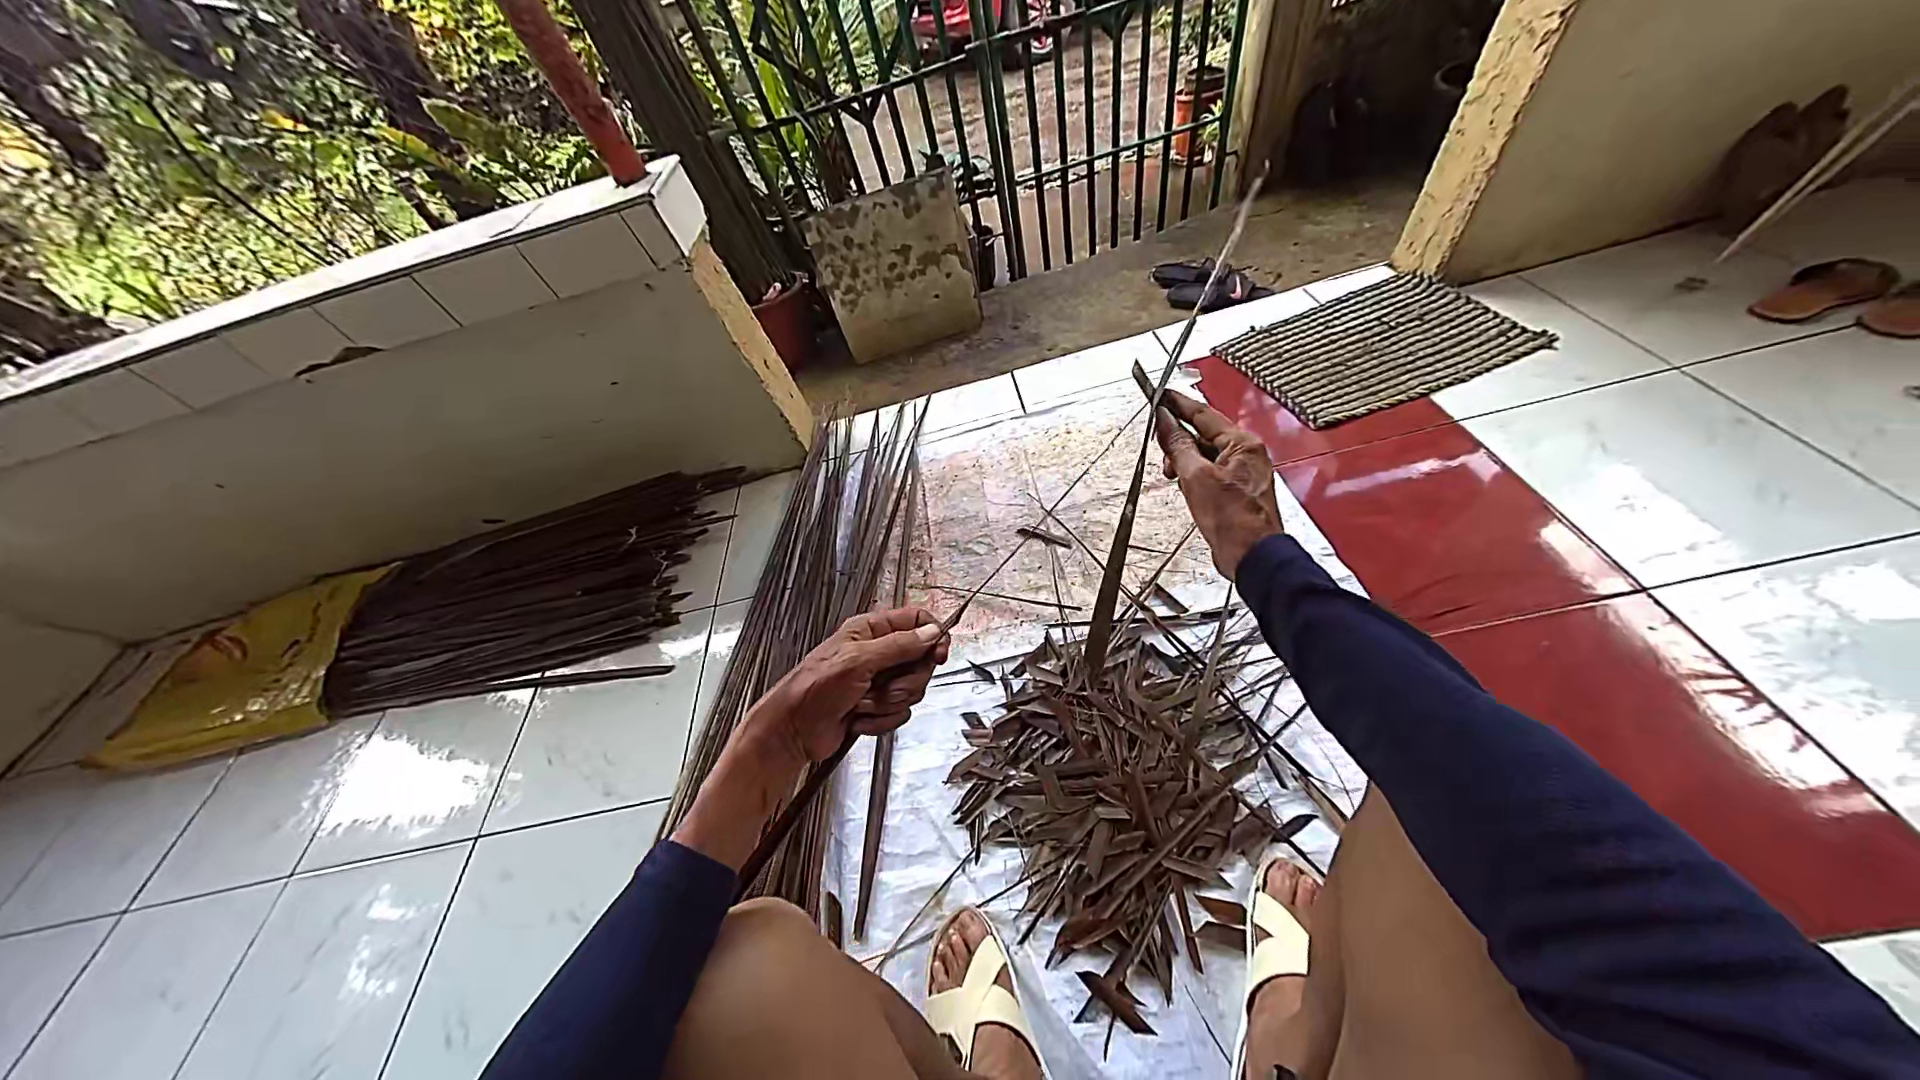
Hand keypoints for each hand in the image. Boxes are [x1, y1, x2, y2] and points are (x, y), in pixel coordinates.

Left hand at [742, 607, 949, 768]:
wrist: (792, 732)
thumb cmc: (812, 689)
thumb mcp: (858, 661)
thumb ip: (899, 645)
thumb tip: (931, 632)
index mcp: (871, 630)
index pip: (917, 621)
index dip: (933, 637)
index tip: (939, 655)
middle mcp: (877, 653)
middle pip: (921, 661)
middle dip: (905, 681)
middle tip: (884, 686)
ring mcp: (878, 680)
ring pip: (912, 690)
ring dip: (888, 702)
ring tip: (862, 703)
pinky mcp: (877, 706)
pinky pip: (900, 712)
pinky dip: (881, 720)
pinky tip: (859, 718)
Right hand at [1153, 389, 1283, 578]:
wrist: (1251, 555)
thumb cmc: (1235, 521)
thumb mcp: (1195, 477)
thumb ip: (1178, 446)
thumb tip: (1165, 423)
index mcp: (1243, 444)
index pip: (1203, 414)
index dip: (1178, 405)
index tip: (1161, 397)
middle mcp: (1246, 455)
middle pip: (1203, 436)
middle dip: (1178, 442)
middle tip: (1160, 446)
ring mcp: (1242, 473)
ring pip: (1204, 456)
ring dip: (1184, 463)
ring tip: (1174, 476)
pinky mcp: (1236, 491)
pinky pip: (1209, 474)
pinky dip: (1193, 477)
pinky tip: (1186, 488)